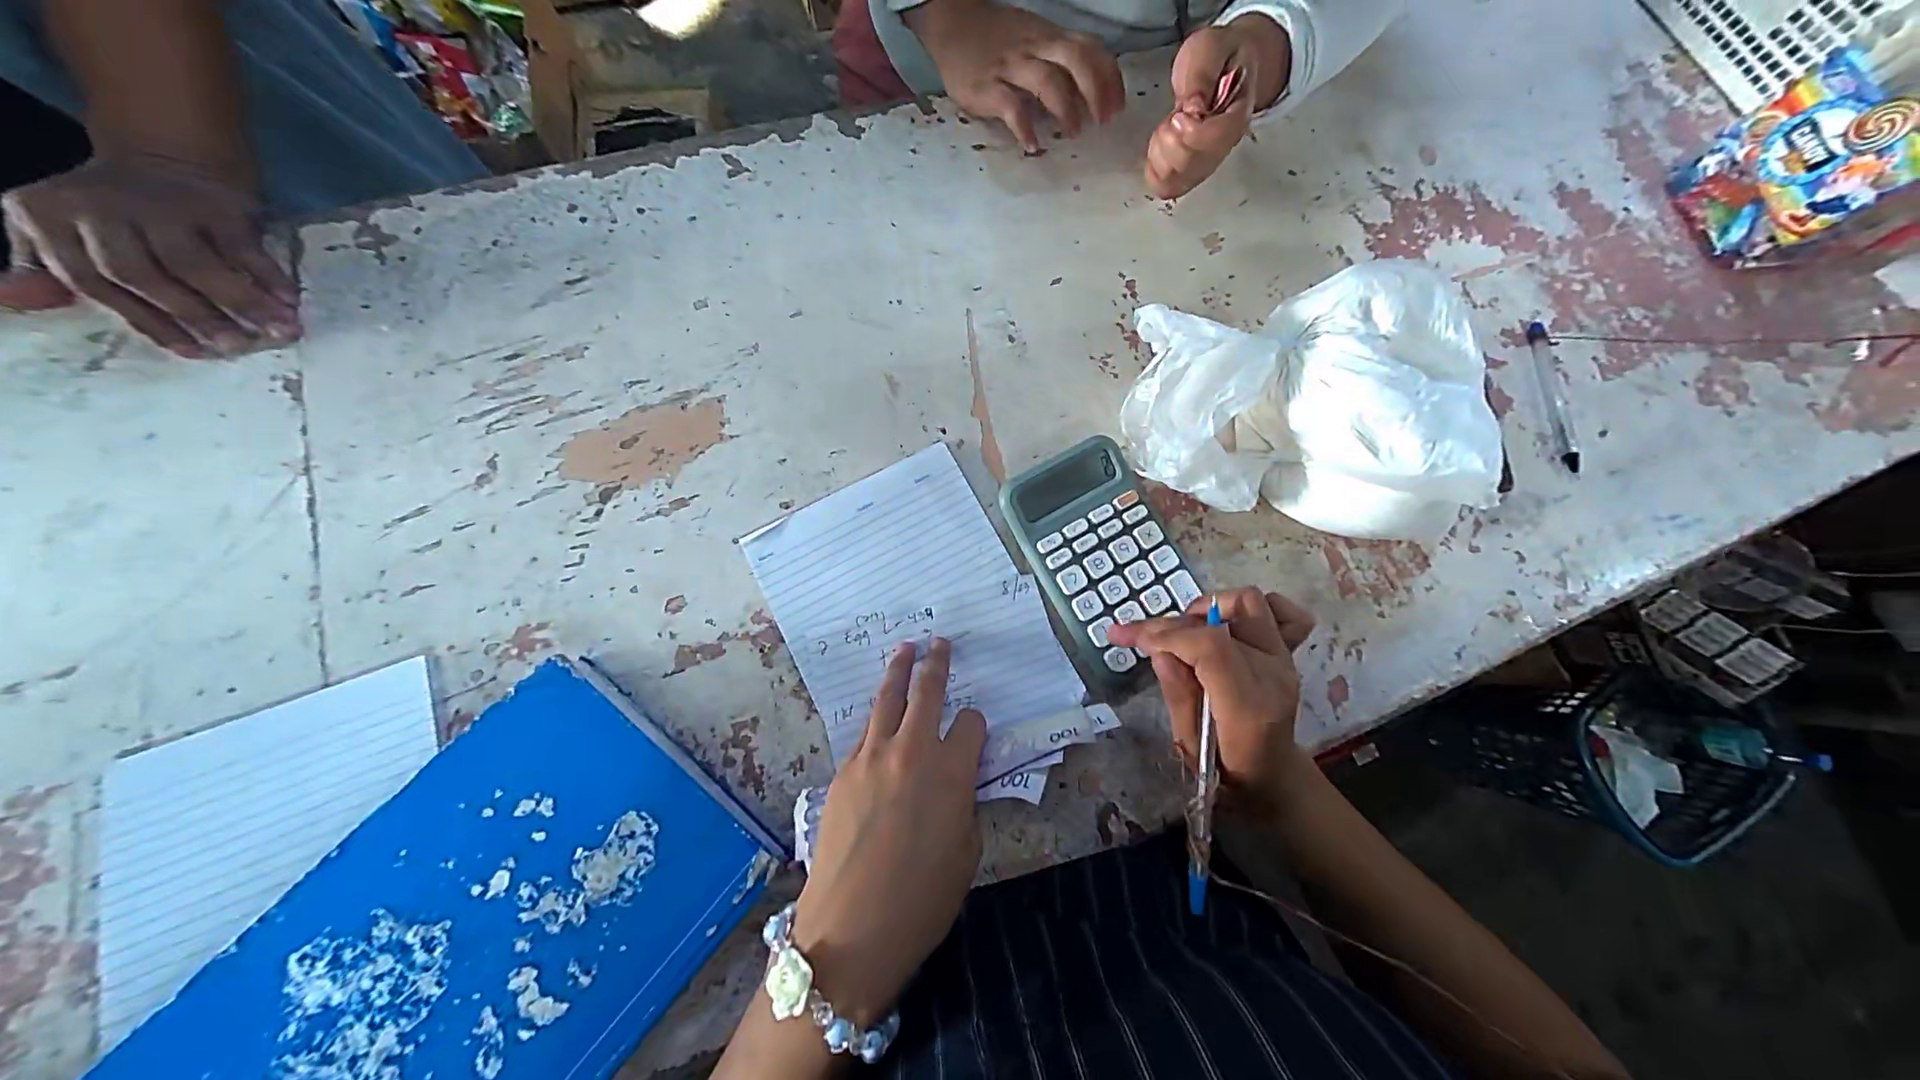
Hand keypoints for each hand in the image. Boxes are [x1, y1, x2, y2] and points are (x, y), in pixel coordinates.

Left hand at [0, 154, 300, 357]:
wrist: (166, 157)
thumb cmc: (119, 216)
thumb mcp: (61, 232)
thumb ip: (44, 269)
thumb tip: (14, 300)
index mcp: (46, 216)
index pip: (91, 281)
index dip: (146, 321)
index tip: (195, 352)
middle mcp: (95, 207)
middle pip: (141, 274)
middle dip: (195, 316)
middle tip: (237, 346)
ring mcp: (159, 204)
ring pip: (193, 264)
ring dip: (241, 303)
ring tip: (279, 332)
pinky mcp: (212, 203)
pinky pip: (241, 247)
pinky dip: (267, 277)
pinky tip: (289, 301)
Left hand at [792, 638, 986, 1023]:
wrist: (851, 928)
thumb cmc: (922, 901)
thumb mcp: (965, 854)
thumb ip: (964, 805)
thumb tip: (958, 783)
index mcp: (953, 773)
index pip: (972, 725)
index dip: (976, 725)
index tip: (975, 731)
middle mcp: (913, 752)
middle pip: (926, 693)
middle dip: (936, 664)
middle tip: (939, 643)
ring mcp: (872, 758)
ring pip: (887, 700)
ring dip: (898, 672)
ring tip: (904, 650)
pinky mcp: (843, 772)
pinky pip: (864, 734)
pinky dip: (876, 719)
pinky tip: (879, 718)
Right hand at [905, 0, 1124, 153]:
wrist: (951, 24)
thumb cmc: (996, 38)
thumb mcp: (1033, 39)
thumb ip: (1057, 61)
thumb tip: (1084, 95)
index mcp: (1049, 36)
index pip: (1089, 50)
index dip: (1109, 78)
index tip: (1117, 106)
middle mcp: (1035, 47)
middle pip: (1076, 61)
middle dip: (1095, 92)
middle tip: (1102, 122)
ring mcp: (1011, 66)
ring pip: (1047, 81)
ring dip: (1065, 109)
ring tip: (1073, 133)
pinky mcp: (987, 87)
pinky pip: (1011, 107)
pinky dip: (1025, 128)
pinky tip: (1033, 144)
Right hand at [1106, 587, 1315, 806]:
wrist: (1274, 779)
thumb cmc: (1228, 775)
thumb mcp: (1190, 748)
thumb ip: (1177, 695)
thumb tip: (1158, 649)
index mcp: (1250, 706)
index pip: (1211, 647)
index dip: (1166, 635)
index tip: (1130, 638)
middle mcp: (1274, 674)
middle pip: (1221, 620)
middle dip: (1172, 623)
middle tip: (1140, 637)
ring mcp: (1285, 660)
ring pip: (1249, 603)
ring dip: (1208, 610)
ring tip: (1184, 633)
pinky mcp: (1287, 653)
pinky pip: (1282, 612)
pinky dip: (1246, 609)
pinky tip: (1223, 623)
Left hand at [1144, 15, 1291, 198]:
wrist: (1226, 67)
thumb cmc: (1217, 57)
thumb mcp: (1208, 49)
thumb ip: (1201, 75)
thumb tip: (1193, 109)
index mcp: (1237, 114)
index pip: (1217, 140)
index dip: (1191, 133)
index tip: (1180, 113)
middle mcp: (1224, 147)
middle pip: (1192, 165)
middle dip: (1170, 140)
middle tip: (1173, 117)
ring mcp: (1206, 164)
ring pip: (1177, 180)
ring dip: (1160, 154)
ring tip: (1168, 129)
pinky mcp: (1188, 173)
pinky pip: (1167, 187)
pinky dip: (1154, 169)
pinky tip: (1160, 146)